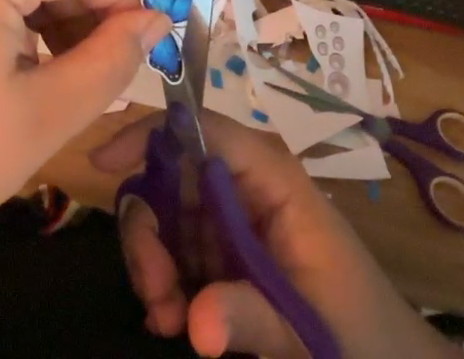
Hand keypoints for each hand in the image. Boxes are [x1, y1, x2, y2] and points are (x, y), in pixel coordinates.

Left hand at [0, 0, 169, 248]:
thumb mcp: (48, 112)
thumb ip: (113, 58)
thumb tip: (155, 20)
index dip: (122, 0)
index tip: (144, 49)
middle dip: (84, 5)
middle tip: (105, 66)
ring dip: (50, 8)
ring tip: (67, 68)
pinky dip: (11, 10)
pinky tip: (21, 59)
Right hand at [92, 111, 456, 358]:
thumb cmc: (362, 332)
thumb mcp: (310, 329)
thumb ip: (252, 318)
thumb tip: (195, 324)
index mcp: (272, 179)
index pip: (201, 130)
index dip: (148, 134)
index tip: (102, 164)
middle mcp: (243, 185)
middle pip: (167, 176)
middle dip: (147, 231)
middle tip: (154, 293)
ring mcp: (229, 216)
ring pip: (161, 213)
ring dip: (152, 265)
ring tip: (167, 320)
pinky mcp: (222, 248)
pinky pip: (172, 248)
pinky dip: (162, 282)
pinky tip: (175, 321)